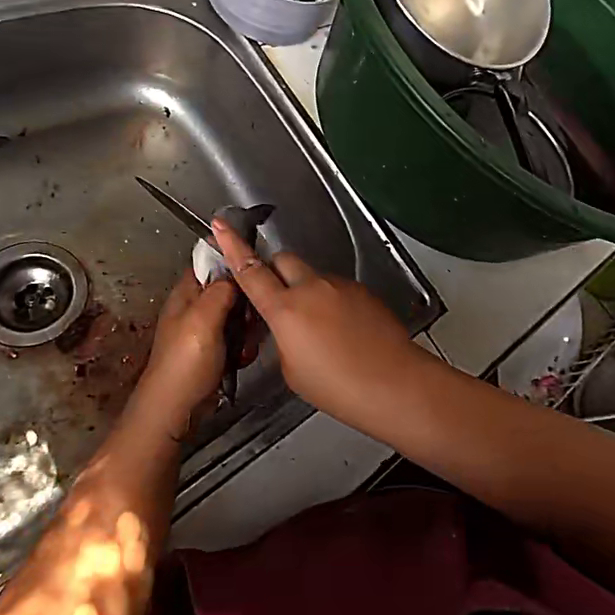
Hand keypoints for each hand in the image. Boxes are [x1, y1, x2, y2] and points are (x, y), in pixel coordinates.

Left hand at [124, 273, 236, 439]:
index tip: (253, 271)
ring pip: (235, 316)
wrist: (175, 410)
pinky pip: (235, 339)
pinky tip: (244, 357)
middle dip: (245, 303)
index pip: (208, 263)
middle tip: (252, 318)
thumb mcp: (202, 319)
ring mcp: (203, 332)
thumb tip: (233, 272)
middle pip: (228, 291)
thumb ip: (219, 291)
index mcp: (185, 294)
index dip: (230, 262)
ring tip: (248, 343)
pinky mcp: (213, 352)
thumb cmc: (185, 363)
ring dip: (246, 328)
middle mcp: (193, 309)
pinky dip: (243, 347)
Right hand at [210, 218, 429, 417]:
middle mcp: (311, 288)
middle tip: (277, 297)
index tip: (221, 226)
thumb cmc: (340, 387)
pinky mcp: (362, 291)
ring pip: (312, 276)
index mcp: (285, 309)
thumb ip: (281, 338)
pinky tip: (343, 331)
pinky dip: (332, 302)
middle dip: (275, 272)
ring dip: (307, 291)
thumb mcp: (292, 370)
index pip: (250, 270)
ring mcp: (339, 286)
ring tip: (320, 329)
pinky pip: (337, 288)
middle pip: (283, 260)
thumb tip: (286, 328)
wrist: (393, 383)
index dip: (232, 245)